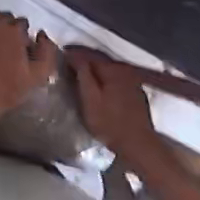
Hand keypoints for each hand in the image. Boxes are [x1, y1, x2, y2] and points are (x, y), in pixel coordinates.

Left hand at [0, 11, 57, 128]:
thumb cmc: (7, 88)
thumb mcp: (37, 75)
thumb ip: (46, 52)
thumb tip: (41, 34)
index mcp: (15, 31)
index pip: (22, 22)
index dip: (23, 33)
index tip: (22, 44)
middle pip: (6, 16)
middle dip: (9, 24)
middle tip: (8, 40)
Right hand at [69, 46, 163, 164]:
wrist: (138, 145)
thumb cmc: (110, 123)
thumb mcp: (90, 99)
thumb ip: (82, 75)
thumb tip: (73, 56)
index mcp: (113, 69)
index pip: (88, 55)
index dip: (73, 55)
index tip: (60, 57)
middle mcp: (125, 70)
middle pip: (100, 60)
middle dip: (84, 61)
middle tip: (67, 65)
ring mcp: (133, 81)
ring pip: (108, 70)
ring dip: (94, 70)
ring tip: (80, 74)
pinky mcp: (136, 93)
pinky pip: (116, 79)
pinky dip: (105, 79)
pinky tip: (98, 87)